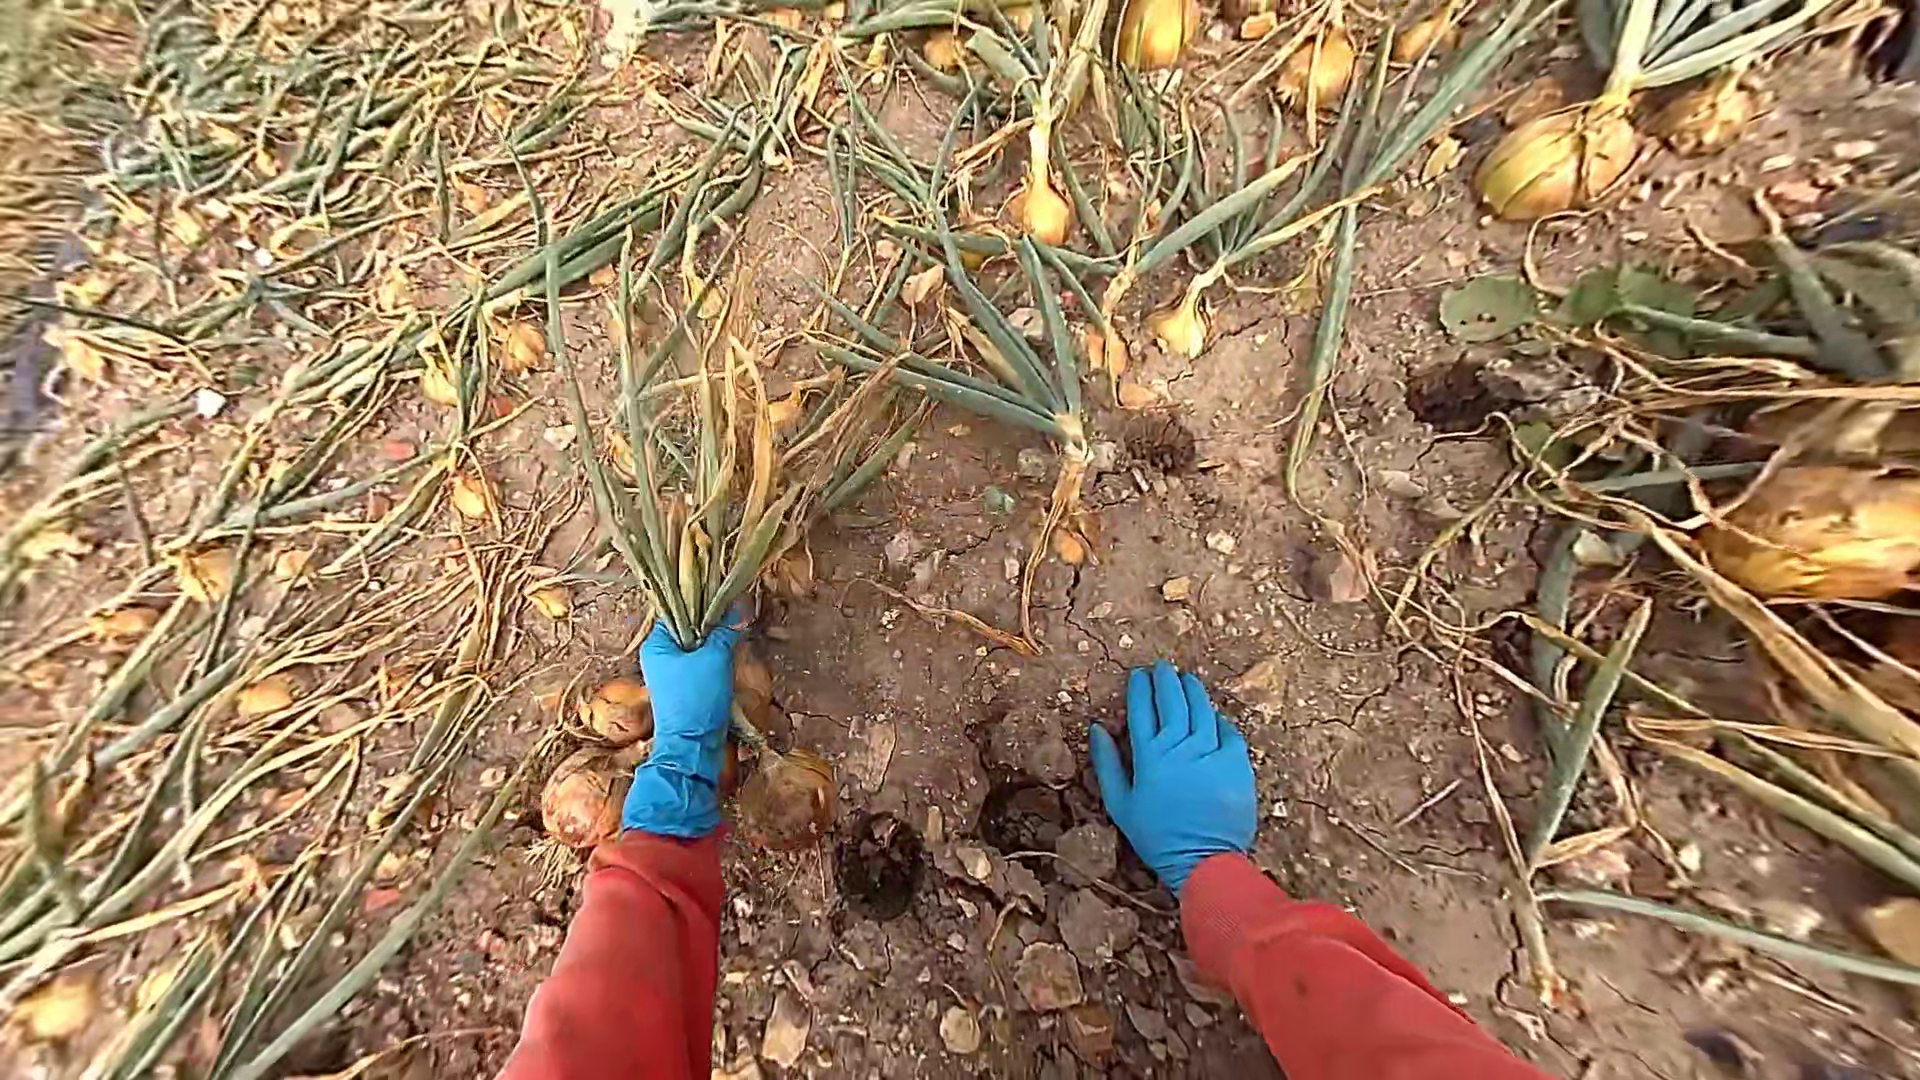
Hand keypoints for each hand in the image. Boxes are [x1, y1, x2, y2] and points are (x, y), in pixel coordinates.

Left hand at [621, 617, 744, 838]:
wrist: (694, 745)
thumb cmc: (697, 698)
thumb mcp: (715, 658)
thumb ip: (726, 630)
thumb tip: (739, 604)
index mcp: (656, 645)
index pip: (677, 611)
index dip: (700, 602)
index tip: (724, 597)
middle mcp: (659, 657)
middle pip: (688, 628)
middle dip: (713, 623)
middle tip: (734, 616)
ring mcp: (671, 673)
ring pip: (698, 645)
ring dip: (717, 641)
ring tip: (736, 633)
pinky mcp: (685, 686)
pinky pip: (701, 662)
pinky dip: (716, 657)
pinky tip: (732, 654)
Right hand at [1088, 661, 1255, 895]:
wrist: (1204, 862)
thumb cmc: (1156, 835)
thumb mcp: (1120, 803)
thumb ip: (1107, 763)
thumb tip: (1096, 728)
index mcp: (1149, 755)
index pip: (1142, 709)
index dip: (1140, 688)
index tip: (1138, 674)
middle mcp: (1179, 746)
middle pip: (1172, 702)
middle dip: (1165, 680)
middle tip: (1162, 668)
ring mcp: (1209, 753)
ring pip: (1201, 710)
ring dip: (1192, 691)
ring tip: (1187, 679)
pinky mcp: (1235, 764)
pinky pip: (1227, 731)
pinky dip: (1217, 718)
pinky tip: (1212, 713)